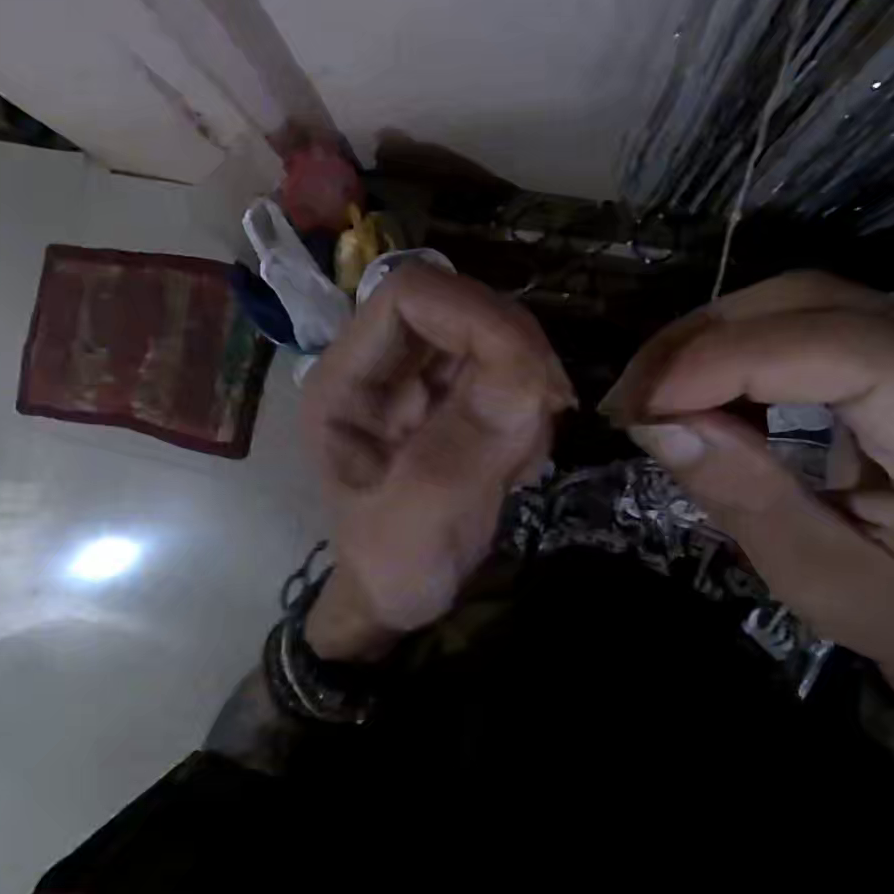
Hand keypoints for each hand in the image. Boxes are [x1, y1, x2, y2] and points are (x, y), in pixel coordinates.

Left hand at [300, 265, 573, 662]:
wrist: (402, 599)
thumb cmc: (390, 568)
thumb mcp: (417, 520)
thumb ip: (464, 446)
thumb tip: (528, 375)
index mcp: (348, 380)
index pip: (409, 294)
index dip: (474, 315)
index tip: (530, 376)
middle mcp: (384, 366)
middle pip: (464, 305)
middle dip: (516, 356)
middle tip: (544, 417)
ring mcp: (423, 380)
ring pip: (499, 338)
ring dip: (529, 391)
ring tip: (519, 461)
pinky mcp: (457, 399)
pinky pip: (514, 373)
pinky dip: (533, 411)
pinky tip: (517, 465)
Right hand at [605, 273, 893, 742]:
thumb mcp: (816, 580)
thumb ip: (745, 495)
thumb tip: (657, 420)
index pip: (864, 357)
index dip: (740, 360)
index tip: (646, 400)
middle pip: (835, 308)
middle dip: (713, 341)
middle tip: (634, 394)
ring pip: (824, 300)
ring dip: (721, 336)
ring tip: (658, 388)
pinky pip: (828, 316)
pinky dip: (750, 342)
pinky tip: (706, 380)